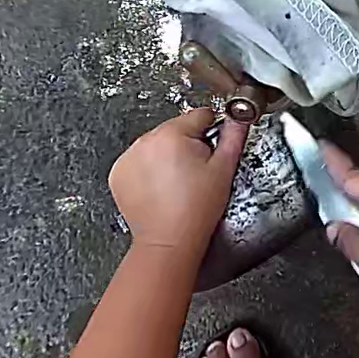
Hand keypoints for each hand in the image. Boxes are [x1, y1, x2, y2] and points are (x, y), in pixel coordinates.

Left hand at [110, 108, 248, 253]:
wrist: (169, 241)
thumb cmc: (196, 210)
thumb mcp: (224, 169)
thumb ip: (234, 136)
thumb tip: (239, 117)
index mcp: (172, 134)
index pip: (199, 116)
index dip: (210, 133)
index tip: (209, 153)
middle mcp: (146, 141)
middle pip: (176, 130)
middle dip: (187, 146)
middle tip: (194, 174)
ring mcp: (129, 157)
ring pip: (157, 145)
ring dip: (166, 157)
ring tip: (177, 183)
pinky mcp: (119, 173)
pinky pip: (139, 161)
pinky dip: (148, 170)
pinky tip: (160, 188)